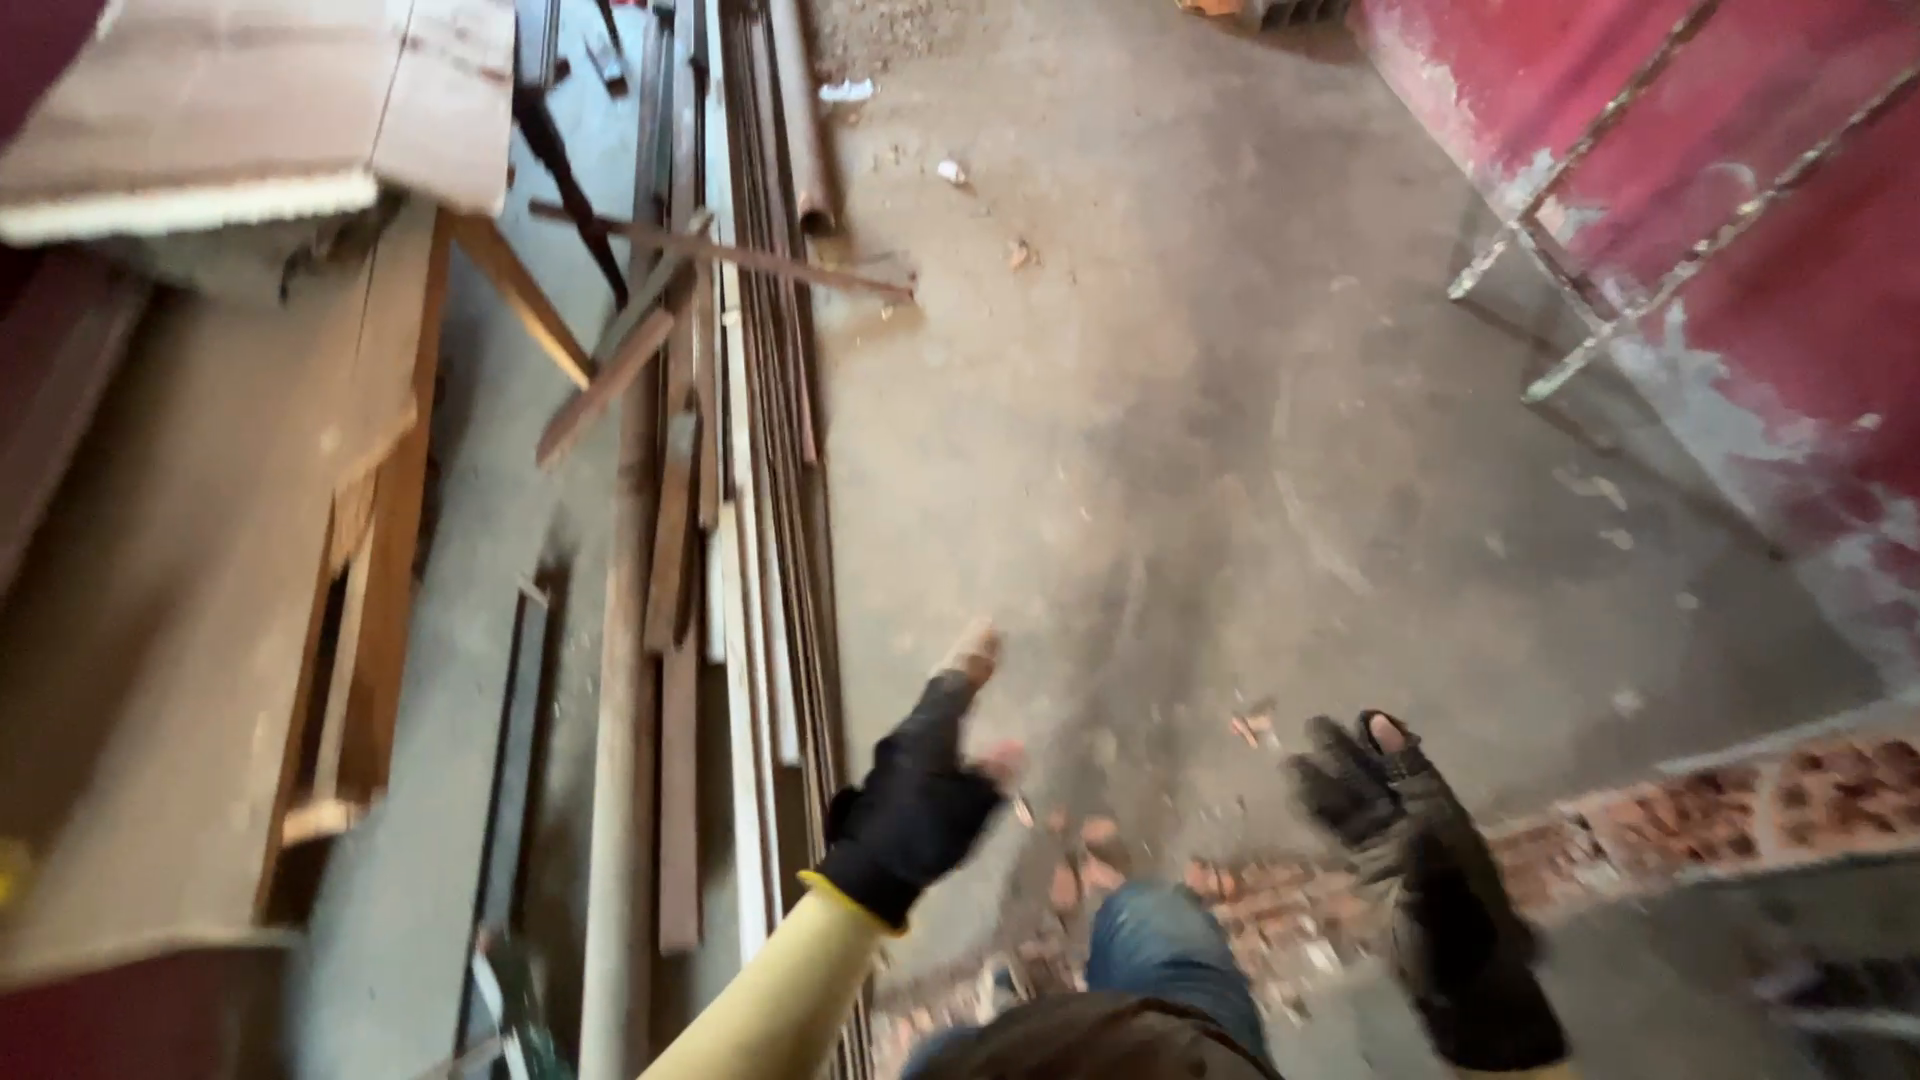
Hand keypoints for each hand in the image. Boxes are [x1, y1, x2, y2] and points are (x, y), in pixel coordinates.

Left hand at [810, 620, 1023, 929]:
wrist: (869, 869)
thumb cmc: (921, 837)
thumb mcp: (965, 812)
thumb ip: (990, 777)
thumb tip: (1016, 746)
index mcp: (929, 737)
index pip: (956, 687)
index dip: (975, 659)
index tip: (990, 629)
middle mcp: (911, 733)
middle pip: (939, 687)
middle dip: (963, 660)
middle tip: (982, 634)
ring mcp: (898, 748)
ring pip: (930, 702)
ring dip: (953, 681)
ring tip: (972, 667)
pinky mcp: (894, 765)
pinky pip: (926, 719)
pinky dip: (944, 704)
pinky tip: (950, 713)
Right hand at [1288, 712, 1566, 1071]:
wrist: (1458, 990)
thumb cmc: (1463, 942)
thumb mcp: (1451, 902)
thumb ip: (1431, 864)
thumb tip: (1414, 825)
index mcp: (1446, 827)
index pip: (1417, 777)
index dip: (1396, 748)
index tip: (1371, 718)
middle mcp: (1415, 828)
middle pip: (1377, 781)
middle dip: (1351, 753)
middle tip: (1317, 723)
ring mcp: (1388, 848)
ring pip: (1353, 803)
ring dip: (1326, 779)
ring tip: (1294, 757)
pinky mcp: (1367, 868)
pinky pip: (1339, 831)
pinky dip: (1319, 811)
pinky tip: (1298, 793)